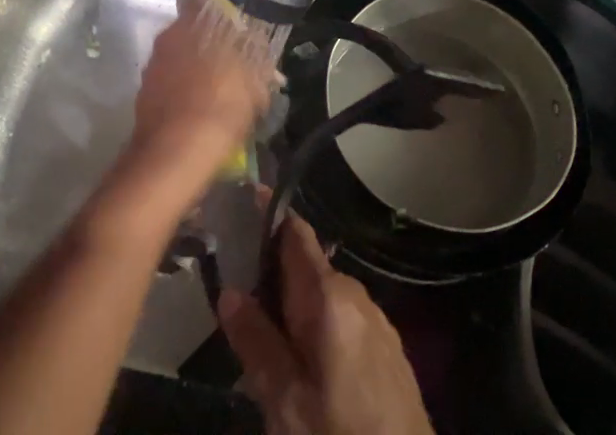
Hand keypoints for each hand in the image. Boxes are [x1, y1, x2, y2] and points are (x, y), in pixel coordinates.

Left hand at [122, 0, 275, 195]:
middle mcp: (165, 40)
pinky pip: (166, 84)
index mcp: (191, 26)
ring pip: (174, 58)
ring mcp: (151, 69)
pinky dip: (178, 92)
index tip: (226, 23)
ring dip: (190, 69)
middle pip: (186, 31)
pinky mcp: (143, 96)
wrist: (175, 153)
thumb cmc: (220, 106)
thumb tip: (263, 62)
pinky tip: (196, 113)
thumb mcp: (254, 83)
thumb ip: (258, 64)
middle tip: (228, 64)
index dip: (209, 6)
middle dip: (204, 43)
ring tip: (214, 93)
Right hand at [217, 210, 432, 434]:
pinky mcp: (386, 347)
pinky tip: (298, 356)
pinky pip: (340, 316)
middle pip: (305, 265)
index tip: (236, 203)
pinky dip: (314, 322)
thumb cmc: (339, 432)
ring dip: (291, 302)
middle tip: (231, 292)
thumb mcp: (284, 399)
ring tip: (257, 330)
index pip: (295, 234)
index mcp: (329, 296)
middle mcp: (357, 294)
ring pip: (322, 294)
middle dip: (269, 273)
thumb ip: (255, 341)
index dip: (266, 215)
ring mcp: (377, 320)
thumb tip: (229, 291)